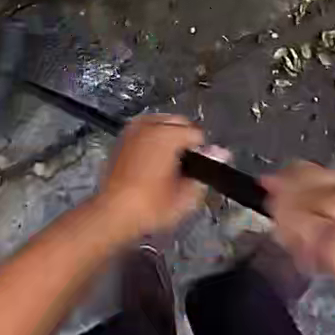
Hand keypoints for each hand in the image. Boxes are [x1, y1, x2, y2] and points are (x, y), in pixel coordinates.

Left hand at [89, 115, 207, 241]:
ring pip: (161, 122)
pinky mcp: (123, 137)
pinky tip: (153, 158)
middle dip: (186, 139)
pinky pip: (145, 128)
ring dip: (170, 135)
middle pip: (179, 121)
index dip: (203, 151)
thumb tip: (221, 153)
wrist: (113, 213)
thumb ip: (206, 170)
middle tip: (186, 166)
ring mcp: (134, 129)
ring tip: (170, 161)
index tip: (199, 169)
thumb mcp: (186, 195)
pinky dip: (153, 137)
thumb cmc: (151, 206)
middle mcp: (150, 124)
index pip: (196, 133)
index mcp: (167, 134)